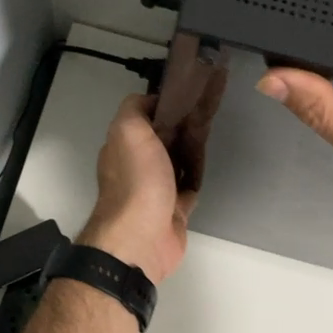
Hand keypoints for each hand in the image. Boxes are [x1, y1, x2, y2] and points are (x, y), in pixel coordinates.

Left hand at [78, 95, 195, 284]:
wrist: (143, 236)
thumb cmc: (137, 180)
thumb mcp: (129, 130)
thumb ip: (135, 108)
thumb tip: (152, 100)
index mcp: (121, 145)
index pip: (142, 117)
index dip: (162, 104)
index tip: (187, 95)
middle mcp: (135, 165)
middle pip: (161, 139)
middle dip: (180, 127)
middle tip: (205, 114)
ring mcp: (155, 188)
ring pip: (176, 161)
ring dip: (190, 150)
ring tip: (211, 133)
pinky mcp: (174, 209)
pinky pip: (188, 186)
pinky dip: (197, 176)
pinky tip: (209, 163)